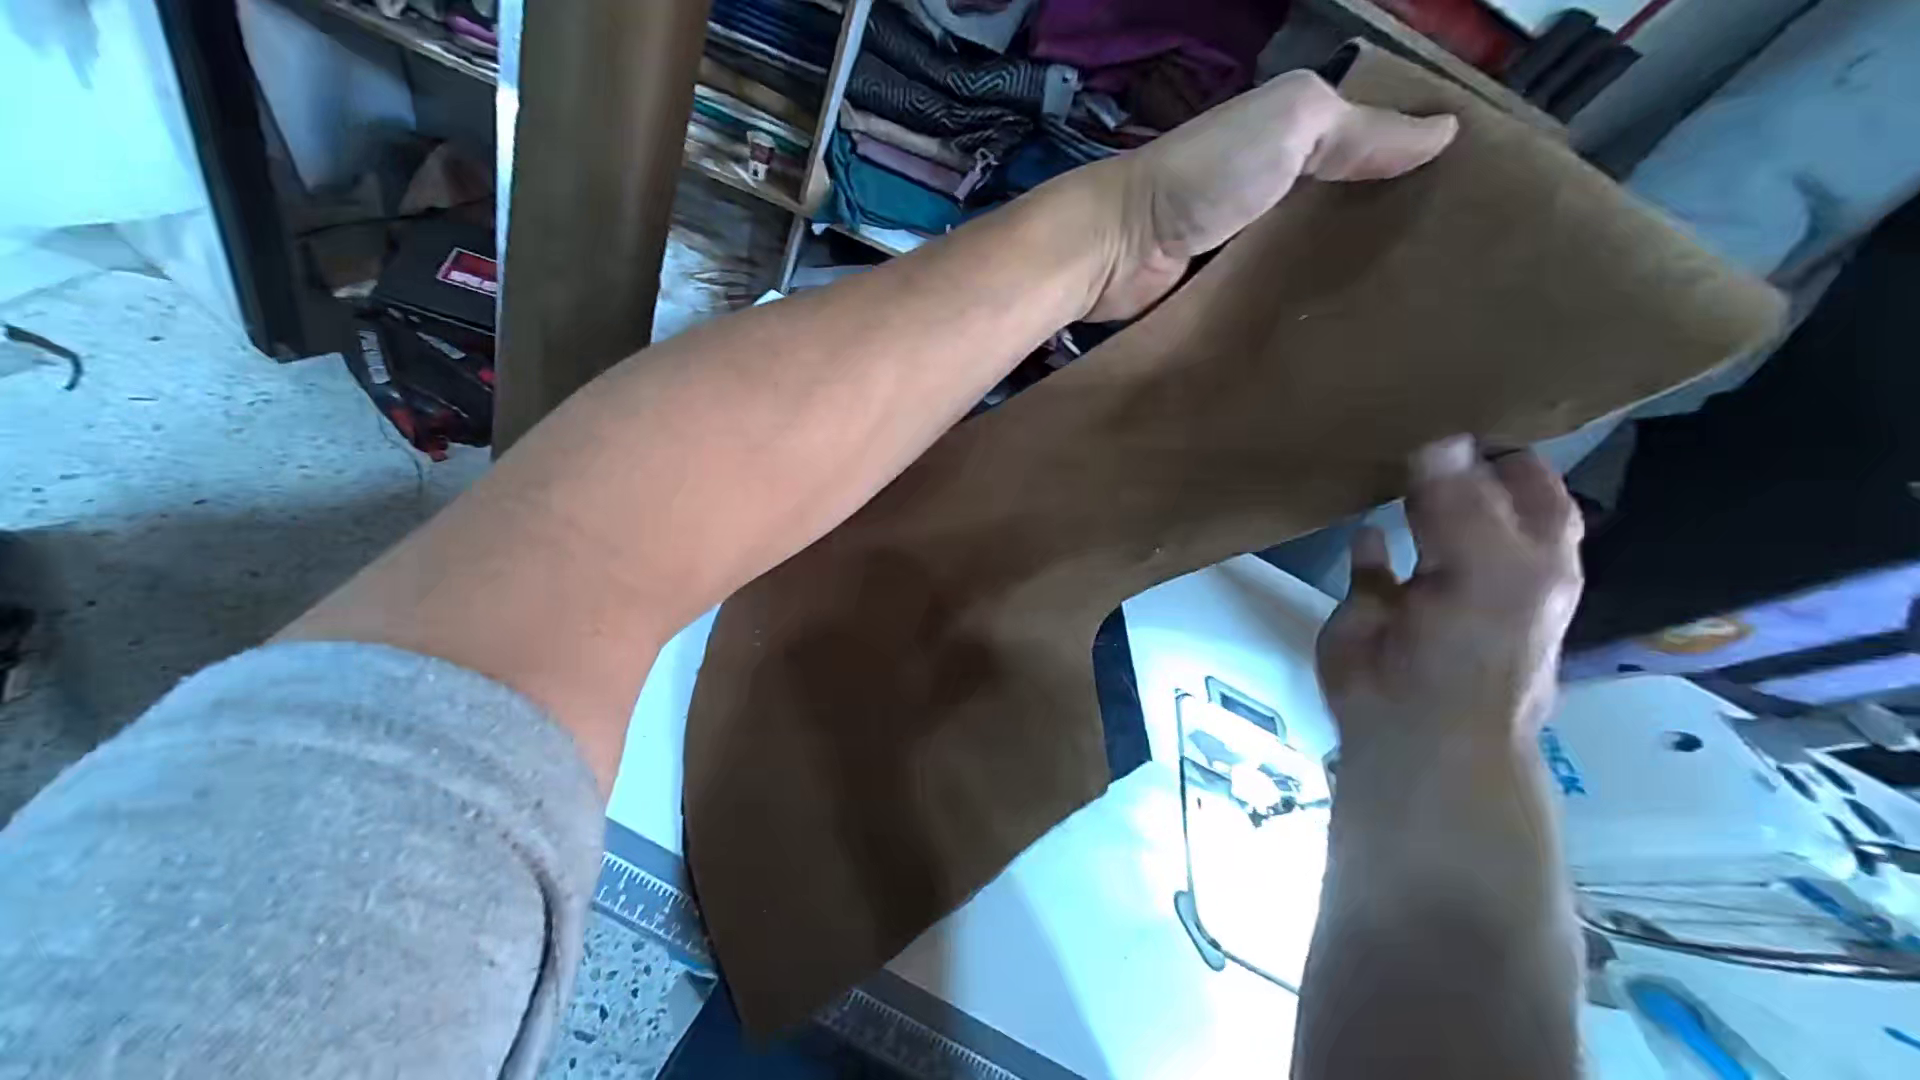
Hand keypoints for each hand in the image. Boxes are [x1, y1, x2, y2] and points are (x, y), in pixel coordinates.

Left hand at [1084, 70, 1457, 321]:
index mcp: (1288, 144)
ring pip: (1306, 262)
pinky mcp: (1220, 296)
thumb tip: (1442, 132)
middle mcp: (1267, 195)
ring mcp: (1240, 250)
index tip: (1463, 204)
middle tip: (1440, 270)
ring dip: (1342, 279)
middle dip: (1382, 234)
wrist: (1118, 247)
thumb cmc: (1205, 176)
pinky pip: (1270, 300)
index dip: (1407, 170)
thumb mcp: (1290, 124)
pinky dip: (1297, 309)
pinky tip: (1337, 332)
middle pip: (1338, 214)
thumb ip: (1356, 129)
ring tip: (1405, 309)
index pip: (1363, 150)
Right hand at [1316, 437, 1583, 758]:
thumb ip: (1461, 501)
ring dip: (1406, 494)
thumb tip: (1438, 435)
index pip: (1530, 483)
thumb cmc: (1473, 647)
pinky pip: (1371, 562)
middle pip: (1473, 497)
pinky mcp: (1374, 603)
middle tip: (1411, 411)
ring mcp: (1427, 583)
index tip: (1465, 398)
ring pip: (1421, 525)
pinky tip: (1358, 518)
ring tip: (1379, 447)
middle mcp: (1483, 560)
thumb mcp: (1488, 568)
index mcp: (1532, 552)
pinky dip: (1365, 541)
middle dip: (1451, 462)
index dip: (1508, 445)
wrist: (1413, 721)